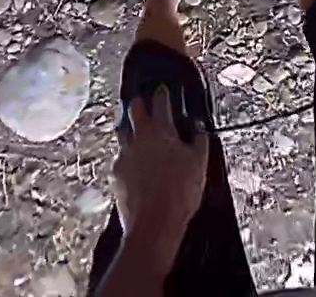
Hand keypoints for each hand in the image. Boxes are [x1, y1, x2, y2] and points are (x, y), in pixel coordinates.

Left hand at [112, 87, 208, 261]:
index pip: (160, 101)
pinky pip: (119, 157)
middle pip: (134, 108)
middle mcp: (140, 137)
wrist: (154, 226)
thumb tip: (199, 131)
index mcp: (161, 130)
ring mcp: (125, 155)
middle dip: (138, 101)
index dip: (162, 92)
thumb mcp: (199, 165)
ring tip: (135, 129)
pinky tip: (132, 163)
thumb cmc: (179, 194)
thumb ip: (199, 143)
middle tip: (143, 100)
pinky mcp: (116, 174)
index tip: (163, 89)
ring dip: (128, 127)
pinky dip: (126, 156)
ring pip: (122, 130)